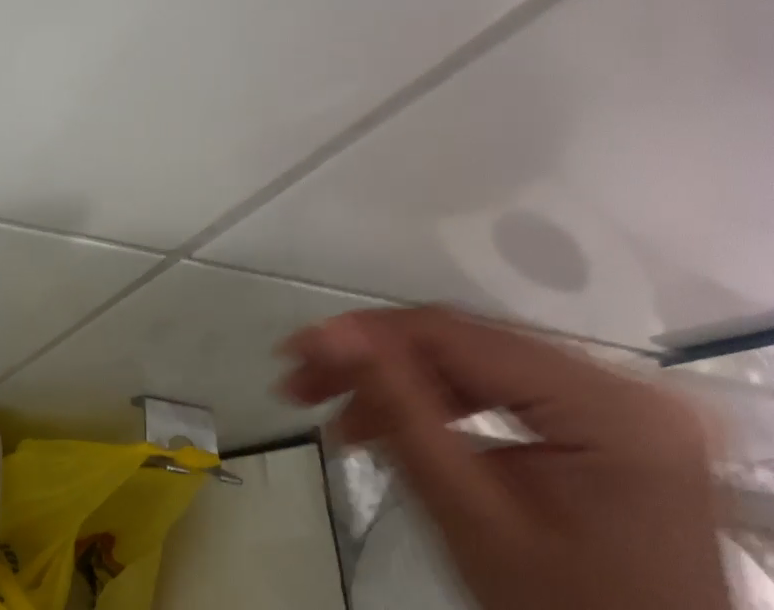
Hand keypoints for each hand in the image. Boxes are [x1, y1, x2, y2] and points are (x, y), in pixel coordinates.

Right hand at [279, 307, 728, 609]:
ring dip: (397, 385)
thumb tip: (328, 333)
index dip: (364, 335)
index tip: (293, 351)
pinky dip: (438, 406)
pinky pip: (500, 392)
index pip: (458, 336)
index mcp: (609, 406)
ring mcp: (618, 407)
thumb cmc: (562, 606)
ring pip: (473, 365)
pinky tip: (389, 426)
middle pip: (465, 346)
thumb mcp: (469, 511)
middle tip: (300, 384)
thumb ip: (399, 410)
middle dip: (374, 363)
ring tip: (336, 417)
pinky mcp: (604, 427)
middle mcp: (624, 388)